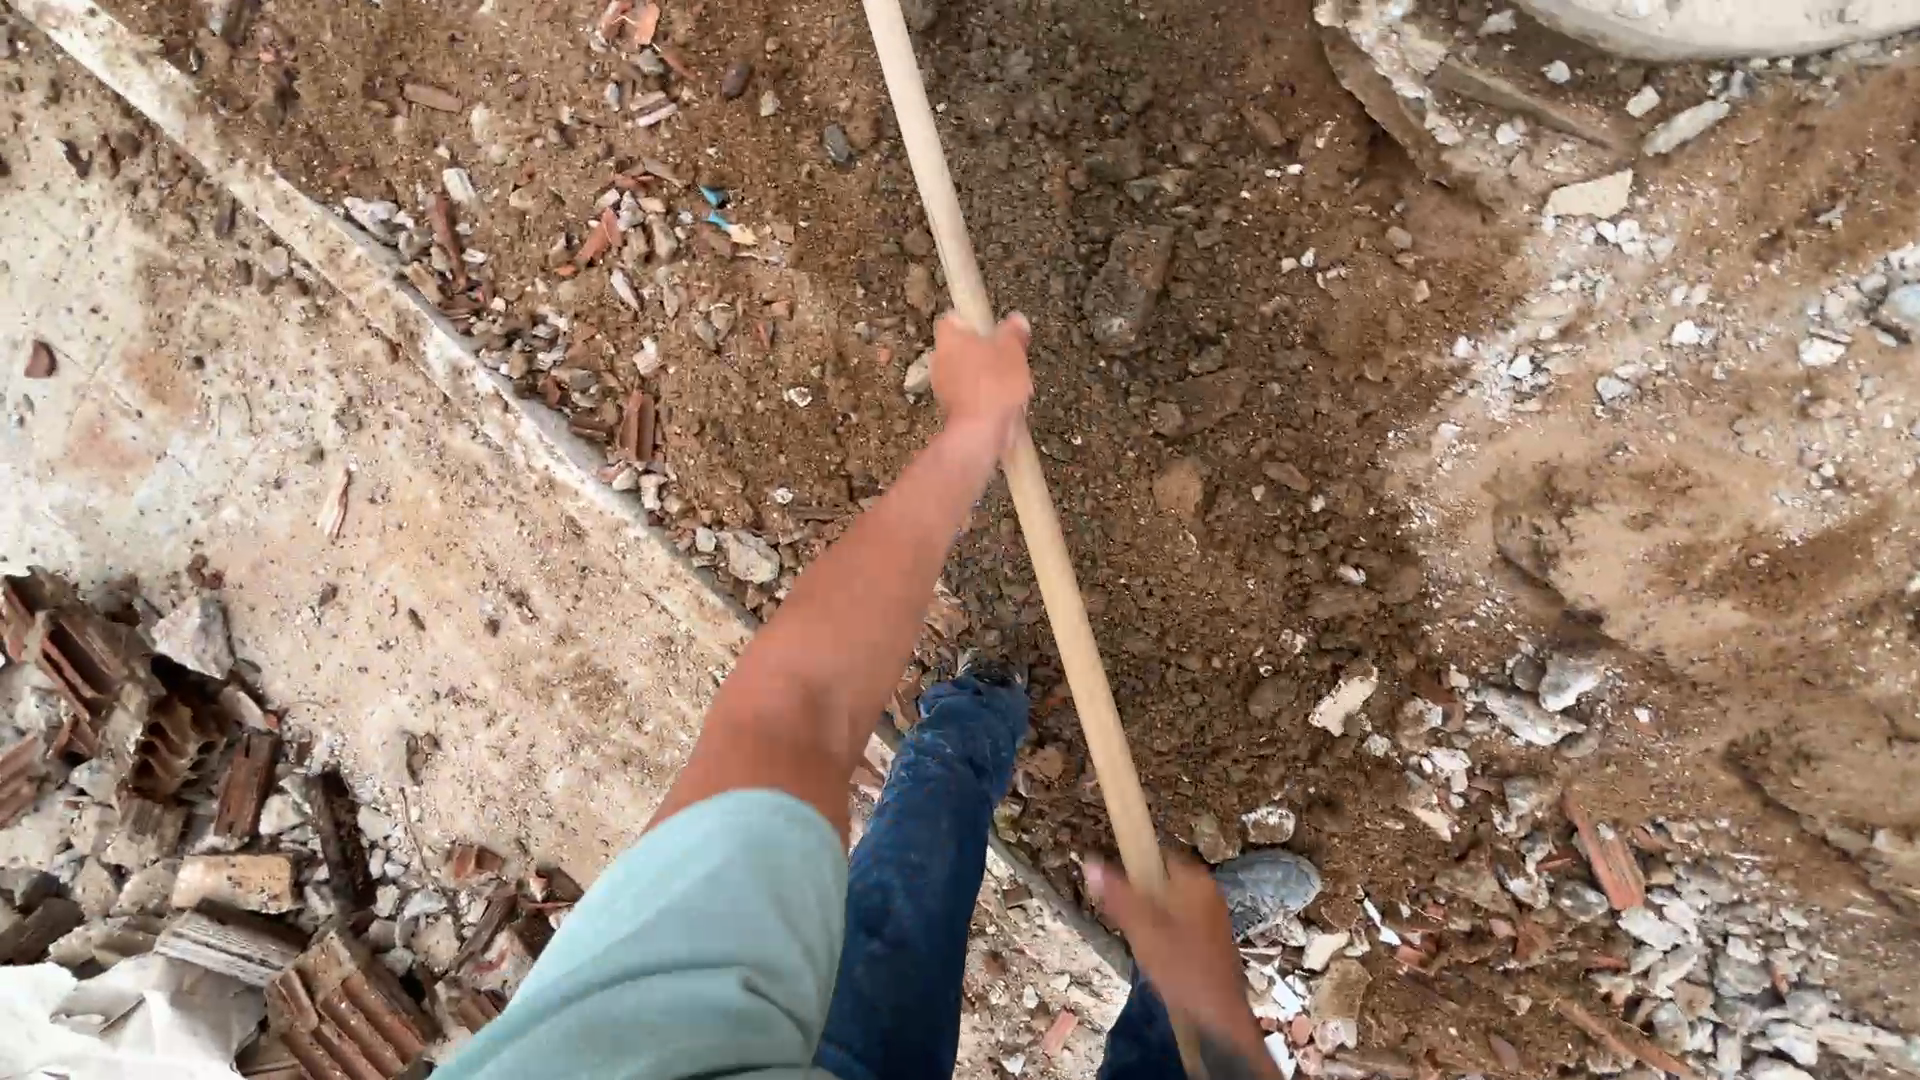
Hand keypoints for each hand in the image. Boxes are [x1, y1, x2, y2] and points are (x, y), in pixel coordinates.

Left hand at [932, 311, 1032, 445]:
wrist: (981, 431)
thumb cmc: (994, 384)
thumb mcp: (1013, 350)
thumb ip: (1013, 332)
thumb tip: (1017, 320)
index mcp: (948, 338)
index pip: (953, 320)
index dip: (973, 322)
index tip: (991, 329)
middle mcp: (939, 361)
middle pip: (962, 348)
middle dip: (985, 353)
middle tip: (1008, 357)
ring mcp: (943, 387)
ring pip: (967, 373)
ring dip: (987, 377)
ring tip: (1012, 384)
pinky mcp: (952, 410)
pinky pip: (970, 395)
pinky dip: (985, 397)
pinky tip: (1006, 403)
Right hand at [1085, 854, 1274, 1069]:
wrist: (1219, 1019)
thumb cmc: (1180, 966)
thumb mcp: (1141, 927)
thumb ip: (1116, 894)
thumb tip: (1090, 861)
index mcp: (1195, 878)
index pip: (1157, 853)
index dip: (1133, 867)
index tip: (1118, 889)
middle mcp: (1208, 890)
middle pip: (1162, 879)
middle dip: (1141, 897)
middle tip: (1127, 919)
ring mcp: (1213, 914)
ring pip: (1170, 903)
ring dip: (1152, 916)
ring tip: (1141, 939)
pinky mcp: (1213, 937)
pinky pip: (1181, 921)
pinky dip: (1166, 931)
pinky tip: (1158, 954)